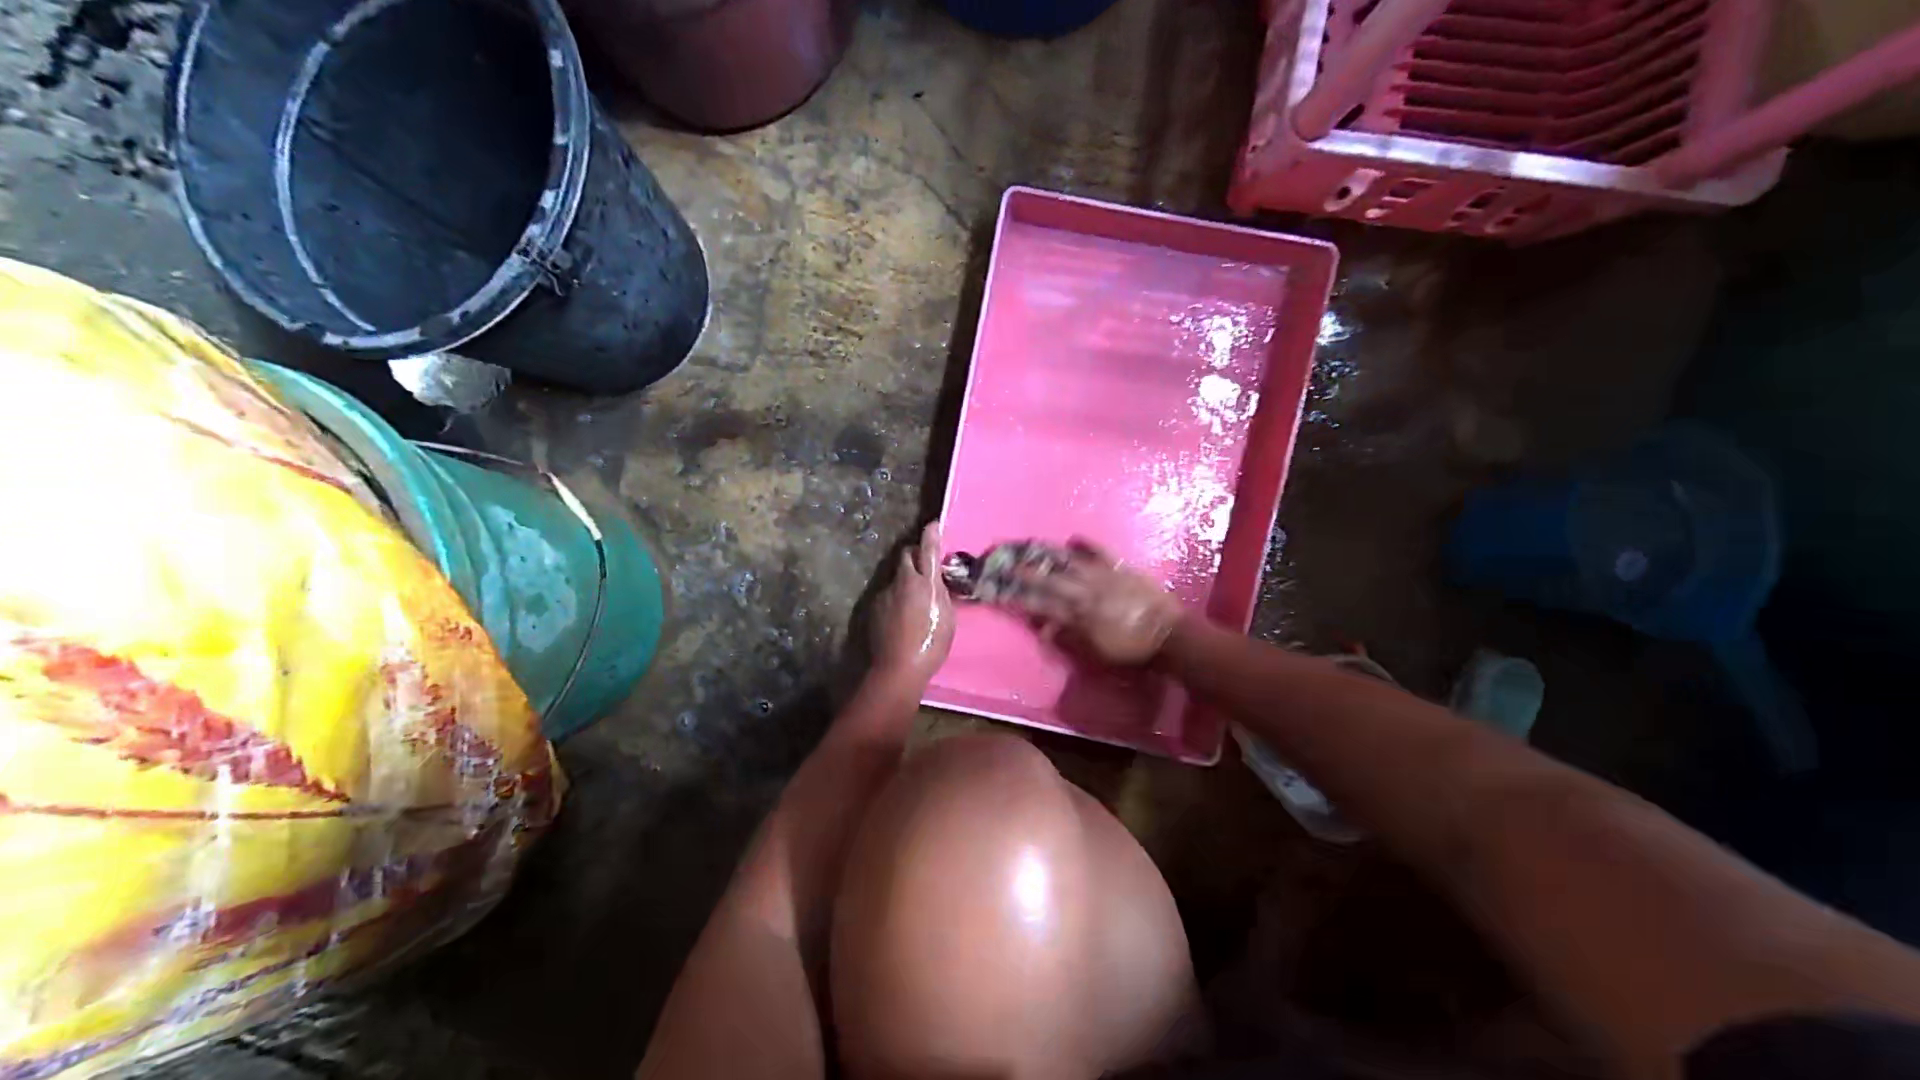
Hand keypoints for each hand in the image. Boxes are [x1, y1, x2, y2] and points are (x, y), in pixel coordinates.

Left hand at [870, 521, 954, 686]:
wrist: (898, 668)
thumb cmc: (931, 644)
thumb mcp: (947, 617)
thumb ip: (941, 592)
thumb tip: (936, 581)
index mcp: (925, 582)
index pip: (928, 549)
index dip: (931, 535)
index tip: (933, 525)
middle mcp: (902, 581)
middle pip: (906, 555)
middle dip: (915, 554)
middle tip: (925, 566)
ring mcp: (884, 592)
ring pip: (897, 575)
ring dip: (906, 579)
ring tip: (915, 600)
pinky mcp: (874, 606)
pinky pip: (888, 593)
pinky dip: (896, 596)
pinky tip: (902, 615)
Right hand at [1009, 540, 1185, 665]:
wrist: (1169, 636)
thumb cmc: (1131, 651)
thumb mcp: (1095, 651)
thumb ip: (1067, 637)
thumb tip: (1041, 627)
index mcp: (1078, 616)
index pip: (1042, 605)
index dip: (1021, 599)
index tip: (1003, 592)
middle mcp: (1086, 593)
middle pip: (1050, 581)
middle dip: (1027, 573)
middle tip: (1008, 565)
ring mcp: (1103, 578)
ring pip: (1071, 563)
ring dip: (1049, 555)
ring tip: (1032, 546)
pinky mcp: (1120, 569)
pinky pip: (1100, 552)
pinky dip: (1086, 544)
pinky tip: (1073, 538)